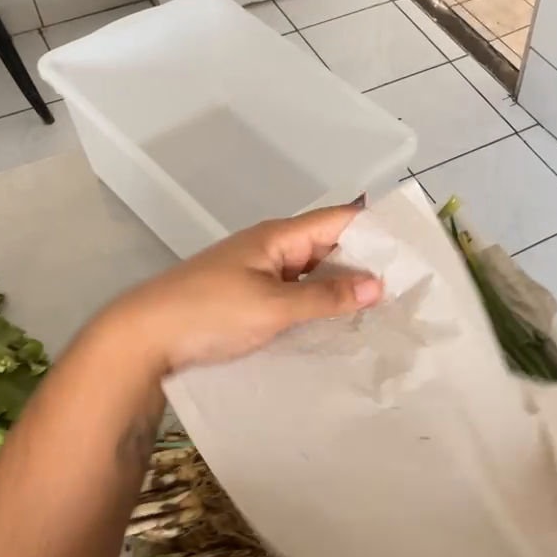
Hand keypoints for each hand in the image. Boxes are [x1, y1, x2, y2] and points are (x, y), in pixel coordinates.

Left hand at [103, 204, 382, 376]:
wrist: (142, 337)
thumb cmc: (208, 312)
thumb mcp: (272, 306)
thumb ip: (325, 296)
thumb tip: (377, 284)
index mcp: (278, 237)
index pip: (340, 219)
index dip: (376, 229)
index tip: (414, 248)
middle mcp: (272, 249)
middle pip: (329, 246)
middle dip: (366, 263)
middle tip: (409, 287)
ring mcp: (259, 275)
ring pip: (313, 274)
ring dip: (342, 288)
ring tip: (385, 309)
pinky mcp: (249, 300)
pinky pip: (295, 295)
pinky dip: (318, 306)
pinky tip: (338, 326)